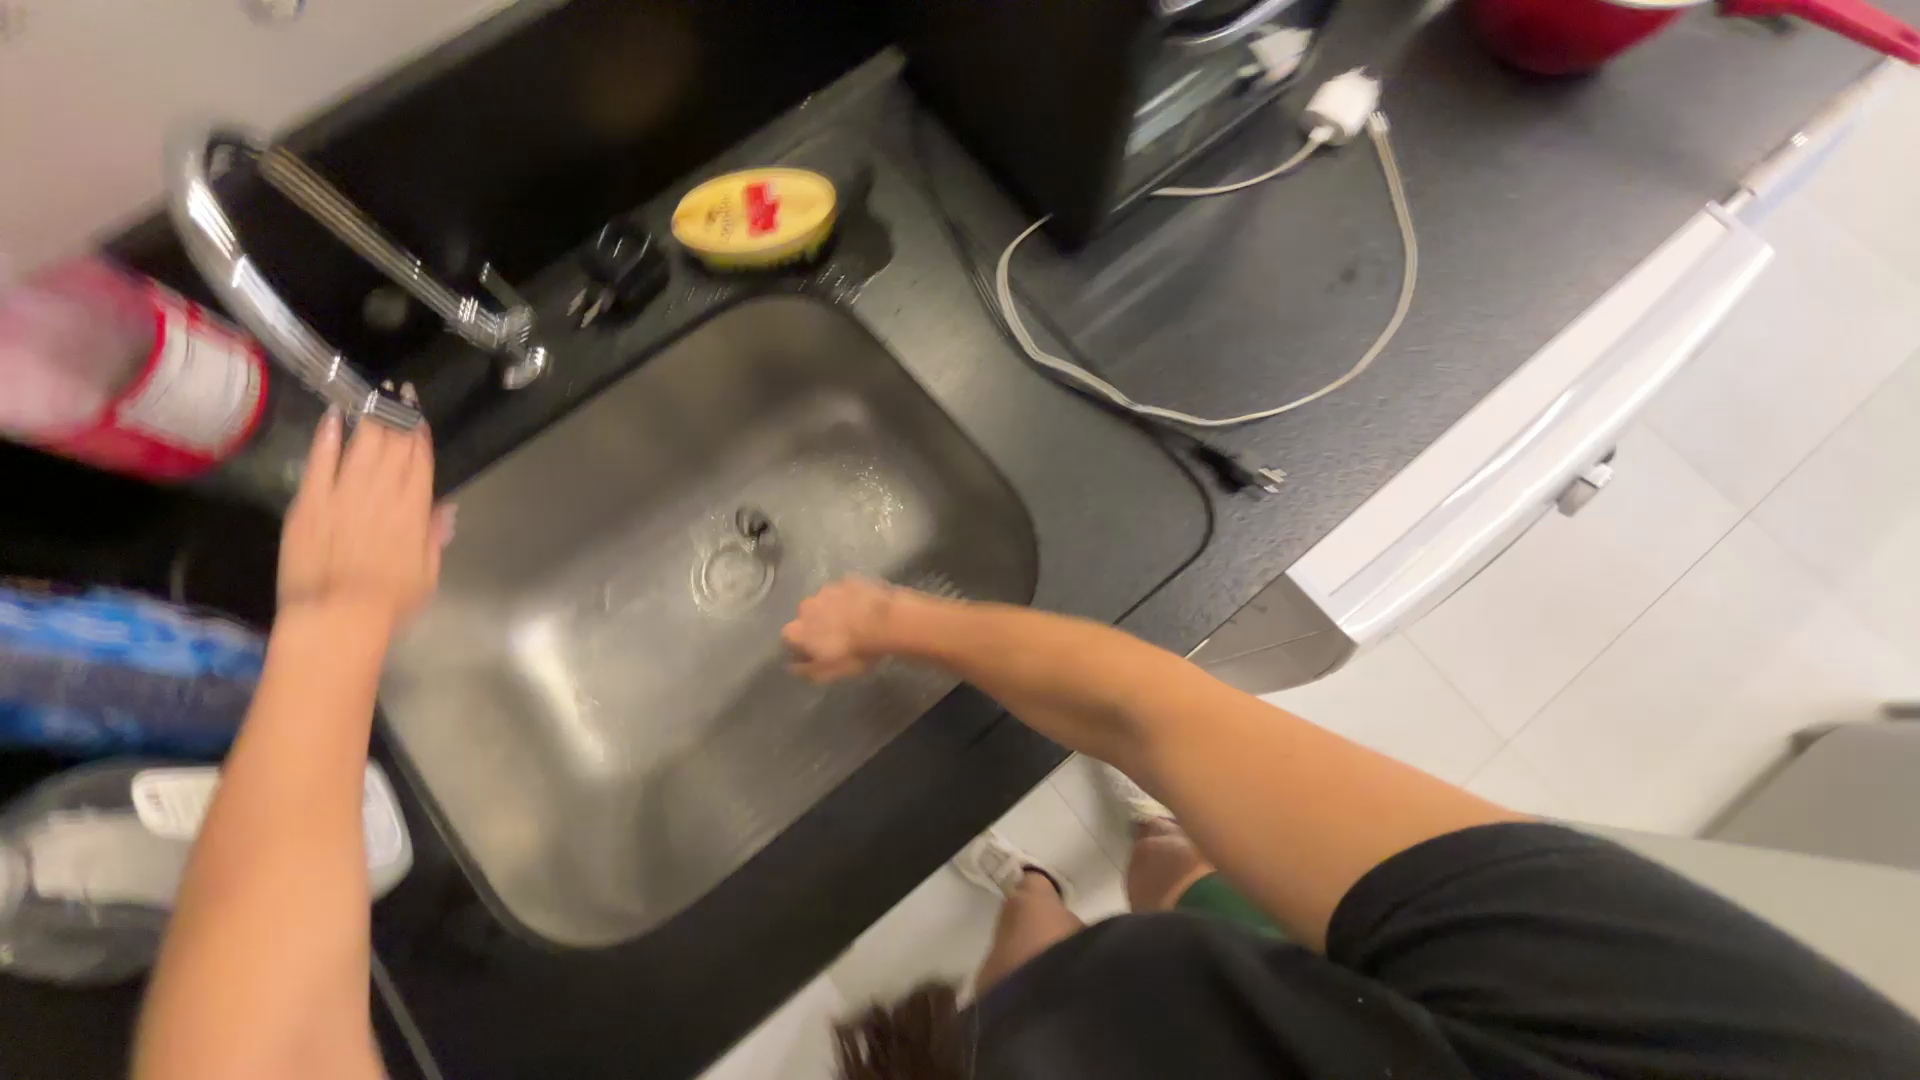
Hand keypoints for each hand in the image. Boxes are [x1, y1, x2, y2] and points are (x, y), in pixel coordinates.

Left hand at [278, 391, 451, 634]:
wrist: (337, 616)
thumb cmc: (391, 600)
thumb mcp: (427, 571)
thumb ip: (433, 536)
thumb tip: (445, 509)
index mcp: (414, 511)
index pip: (419, 463)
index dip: (420, 436)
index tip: (420, 415)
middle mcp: (381, 495)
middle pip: (391, 449)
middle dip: (397, 418)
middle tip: (401, 392)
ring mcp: (343, 495)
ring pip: (360, 448)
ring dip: (369, 420)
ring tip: (374, 396)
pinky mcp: (310, 502)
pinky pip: (319, 463)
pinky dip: (326, 439)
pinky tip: (332, 419)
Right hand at [782, 576, 900, 681]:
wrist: (887, 621)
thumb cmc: (856, 652)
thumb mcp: (830, 672)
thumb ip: (806, 670)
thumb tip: (792, 667)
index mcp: (797, 630)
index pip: (789, 638)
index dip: (802, 645)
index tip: (816, 651)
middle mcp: (806, 606)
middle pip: (806, 616)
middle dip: (817, 624)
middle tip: (837, 635)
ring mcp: (827, 589)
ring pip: (825, 601)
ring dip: (833, 609)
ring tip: (853, 620)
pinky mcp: (848, 579)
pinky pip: (845, 591)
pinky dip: (850, 598)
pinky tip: (864, 607)